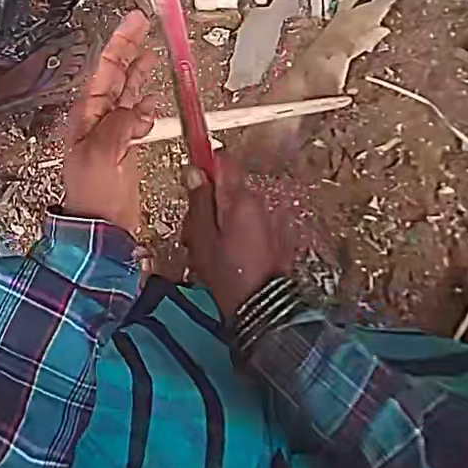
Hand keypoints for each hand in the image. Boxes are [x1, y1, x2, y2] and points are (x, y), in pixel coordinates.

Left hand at [61, 11, 157, 235]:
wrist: (102, 225)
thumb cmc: (93, 193)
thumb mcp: (101, 154)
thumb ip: (120, 125)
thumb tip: (139, 110)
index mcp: (88, 114)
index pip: (105, 69)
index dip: (121, 42)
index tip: (135, 21)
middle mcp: (99, 118)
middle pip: (116, 74)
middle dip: (130, 48)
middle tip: (145, 25)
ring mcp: (113, 132)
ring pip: (128, 92)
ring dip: (140, 72)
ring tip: (151, 53)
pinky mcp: (127, 146)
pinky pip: (138, 116)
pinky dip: (147, 105)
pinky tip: (153, 100)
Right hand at [181, 155, 289, 318]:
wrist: (262, 307)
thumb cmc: (230, 275)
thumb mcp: (202, 236)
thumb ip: (198, 201)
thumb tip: (194, 173)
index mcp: (239, 199)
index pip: (222, 160)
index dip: (204, 163)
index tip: (192, 172)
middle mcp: (259, 203)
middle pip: (226, 187)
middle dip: (208, 201)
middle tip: (194, 228)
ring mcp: (269, 219)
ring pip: (235, 206)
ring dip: (219, 220)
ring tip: (209, 248)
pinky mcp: (274, 235)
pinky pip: (248, 222)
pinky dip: (236, 232)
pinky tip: (226, 254)